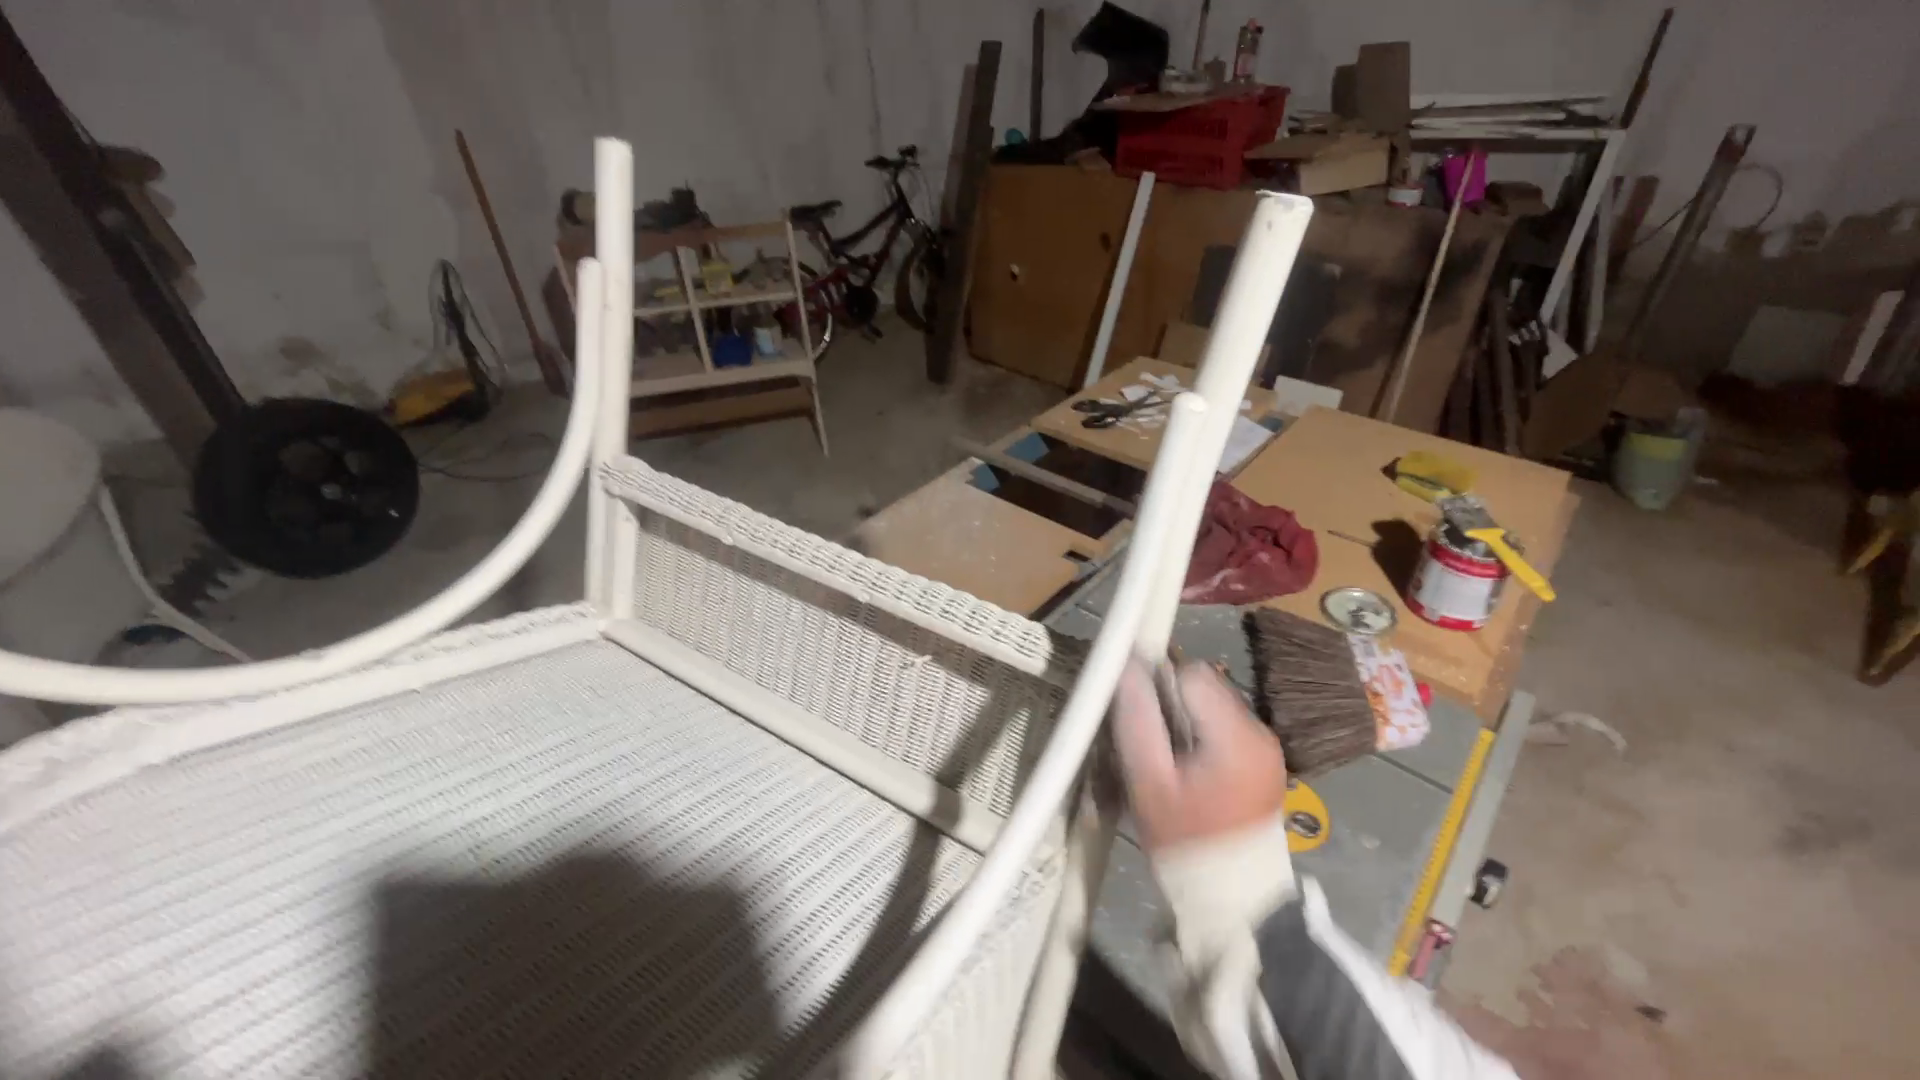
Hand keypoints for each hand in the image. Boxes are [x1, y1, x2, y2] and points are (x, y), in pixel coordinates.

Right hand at [1109, 659, 1288, 851]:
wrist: (1232, 896)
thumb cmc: (1184, 840)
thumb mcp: (1148, 781)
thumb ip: (1138, 720)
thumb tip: (1127, 666)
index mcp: (1237, 734)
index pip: (1191, 673)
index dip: (1159, 687)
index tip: (1141, 718)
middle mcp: (1261, 731)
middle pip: (1205, 686)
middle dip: (1173, 705)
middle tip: (1154, 747)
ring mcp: (1268, 746)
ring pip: (1214, 704)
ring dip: (1187, 720)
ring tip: (1172, 763)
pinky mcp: (1265, 759)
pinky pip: (1226, 726)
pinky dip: (1203, 736)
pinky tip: (1192, 771)